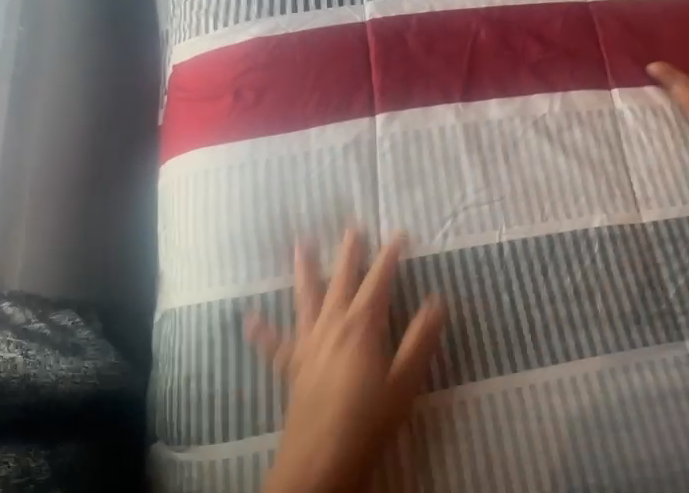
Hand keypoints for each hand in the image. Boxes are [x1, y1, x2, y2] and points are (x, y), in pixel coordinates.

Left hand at [248, 230, 448, 492]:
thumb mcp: (405, 380)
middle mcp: (332, 326)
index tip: (398, 232)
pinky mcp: (291, 368)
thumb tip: (437, 300)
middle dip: (348, 253)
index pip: (378, 281)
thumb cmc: (369, 420)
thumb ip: (421, 338)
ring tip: (300, 245)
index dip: (389, 256)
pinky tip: (251, 318)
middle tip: (351, 225)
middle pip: (341, 281)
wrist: (320, 462)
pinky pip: (275, 345)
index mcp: (362, 326)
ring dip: (304, 271)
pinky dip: (263, 331)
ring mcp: (308, 346)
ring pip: (306, 299)